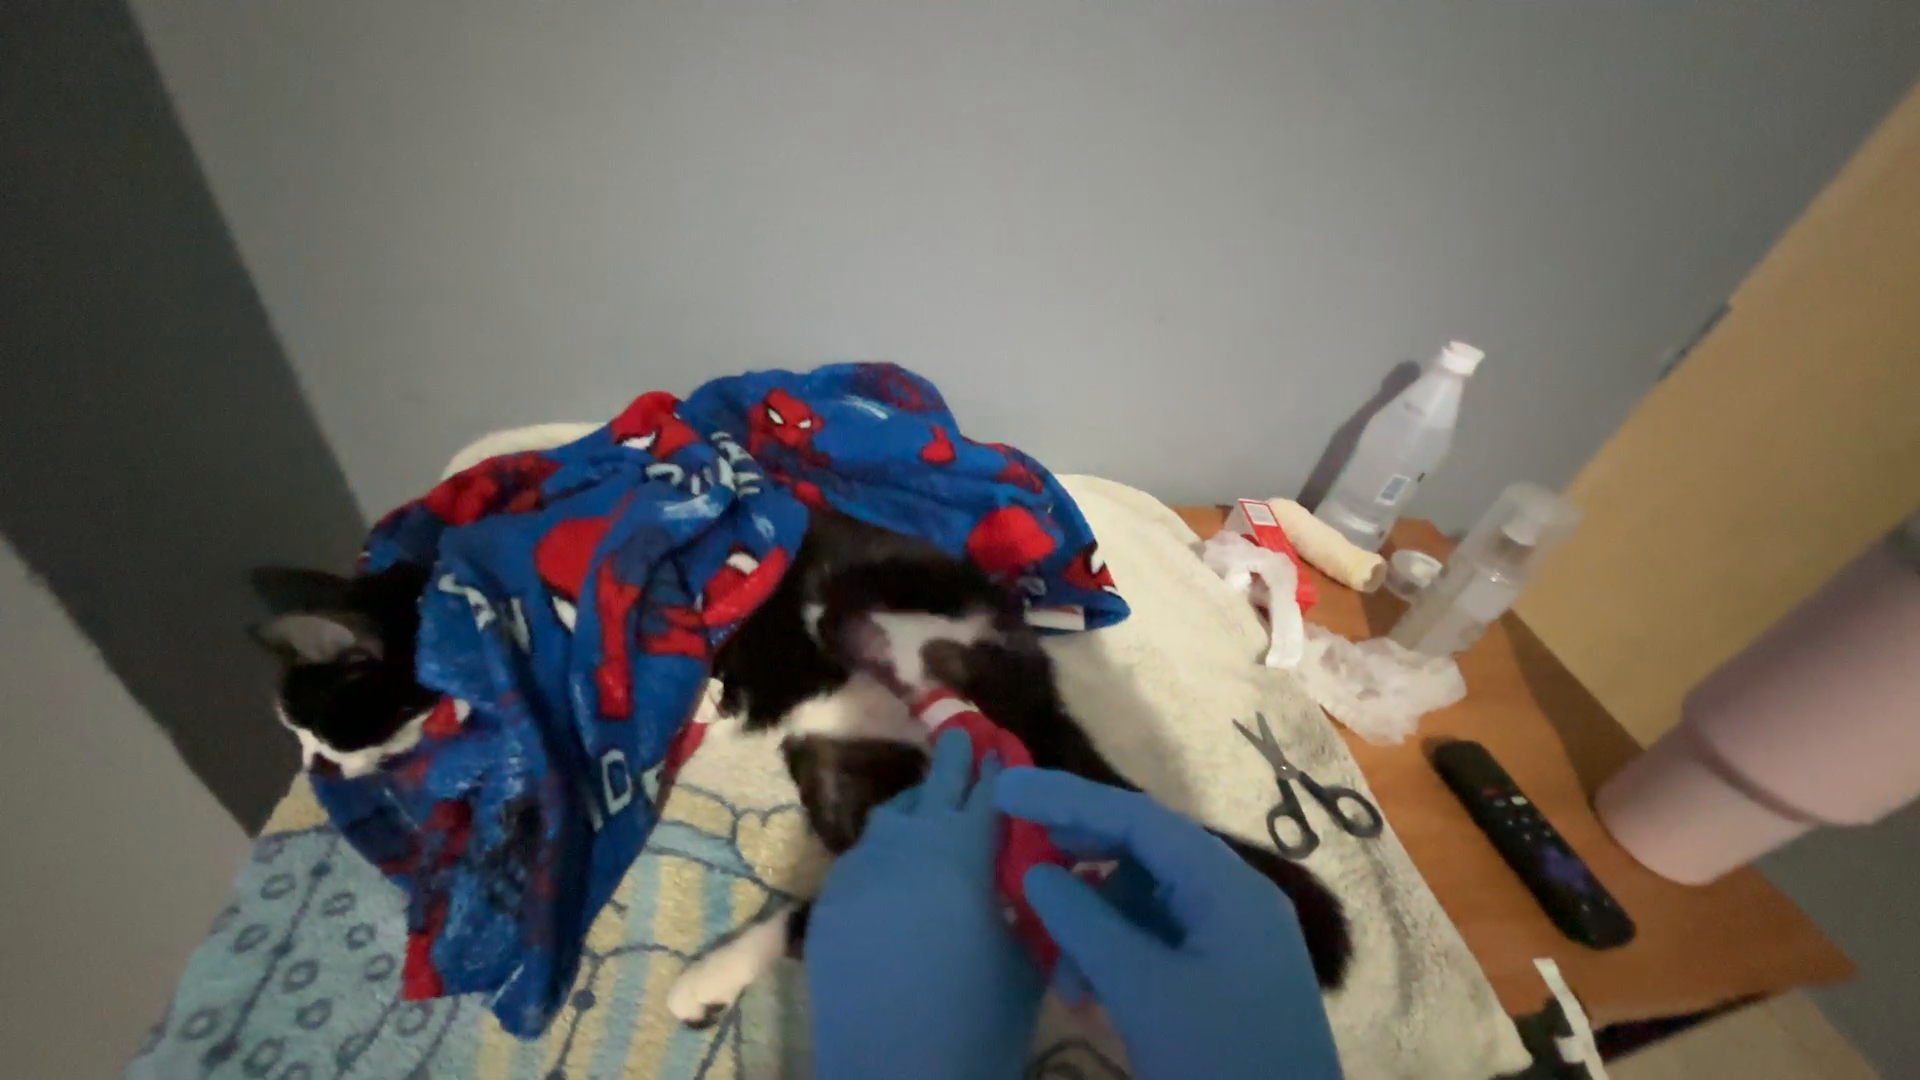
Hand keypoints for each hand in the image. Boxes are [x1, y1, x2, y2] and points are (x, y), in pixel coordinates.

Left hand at [807, 729, 1044, 1079]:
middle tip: (964, 738)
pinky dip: (887, 849)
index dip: (996, 766)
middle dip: (956, 759)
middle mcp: (909, 845)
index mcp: (963, 854)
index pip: (986, 791)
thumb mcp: (1026, 957)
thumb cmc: (978, 1024)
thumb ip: (1026, 895)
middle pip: (936, 784)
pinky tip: (897, 869)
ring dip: (919, 805)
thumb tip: (1027, 863)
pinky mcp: (830, 898)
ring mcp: (862, 868)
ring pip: (894, 814)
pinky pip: (864, 854)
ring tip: (933, 810)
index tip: (1000, 744)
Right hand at [997, 768, 1343, 1079]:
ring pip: (1143, 896)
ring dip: (1094, 922)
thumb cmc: (1222, 1069)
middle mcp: (1232, 895)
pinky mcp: (1221, 973)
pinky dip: (1116, 952)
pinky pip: (1155, 935)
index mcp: (1227, 885)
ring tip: (1064, 978)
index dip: (1067, 797)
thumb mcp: (1143, 994)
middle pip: (1142, 846)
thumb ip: (1083, 922)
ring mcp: (1230, 936)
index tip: (1007, 790)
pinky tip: (1089, 991)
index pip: (1136, 816)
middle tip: (1023, 852)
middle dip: (1079, 853)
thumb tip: (1036, 872)